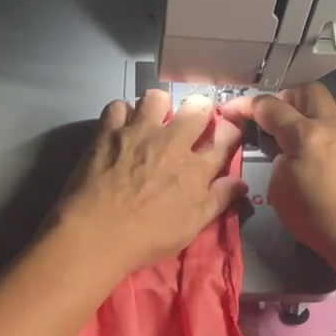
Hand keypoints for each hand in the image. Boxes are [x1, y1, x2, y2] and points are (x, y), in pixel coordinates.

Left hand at [50, 90, 246, 276]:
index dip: (230, 130)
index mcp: (195, 168)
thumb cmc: (147, 237)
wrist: (96, 234)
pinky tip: (121, 127)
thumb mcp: (192, 226)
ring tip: (153, 120)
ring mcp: (138, 132)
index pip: (224, 138)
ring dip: (159, 106)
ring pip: (156, 98)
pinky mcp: (108, 132)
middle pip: (196, 108)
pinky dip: (122, 114)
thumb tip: (239, 182)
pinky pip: (118, 106)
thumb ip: (218, 200)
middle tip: (193, 118)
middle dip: (200, 107)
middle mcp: (171, 142)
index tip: (227, 130)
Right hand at [235, 83, 335, 269]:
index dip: (247, 105)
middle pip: (310, 91)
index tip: (232, 110)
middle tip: (277, 117)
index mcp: (304, 135)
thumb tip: (288, 154)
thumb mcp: (278, 191)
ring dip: (323, 106)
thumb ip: (279, 163)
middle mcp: (332, 126)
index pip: (271, 108)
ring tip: (312, 123)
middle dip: (288, 97)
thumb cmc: (314, 218)